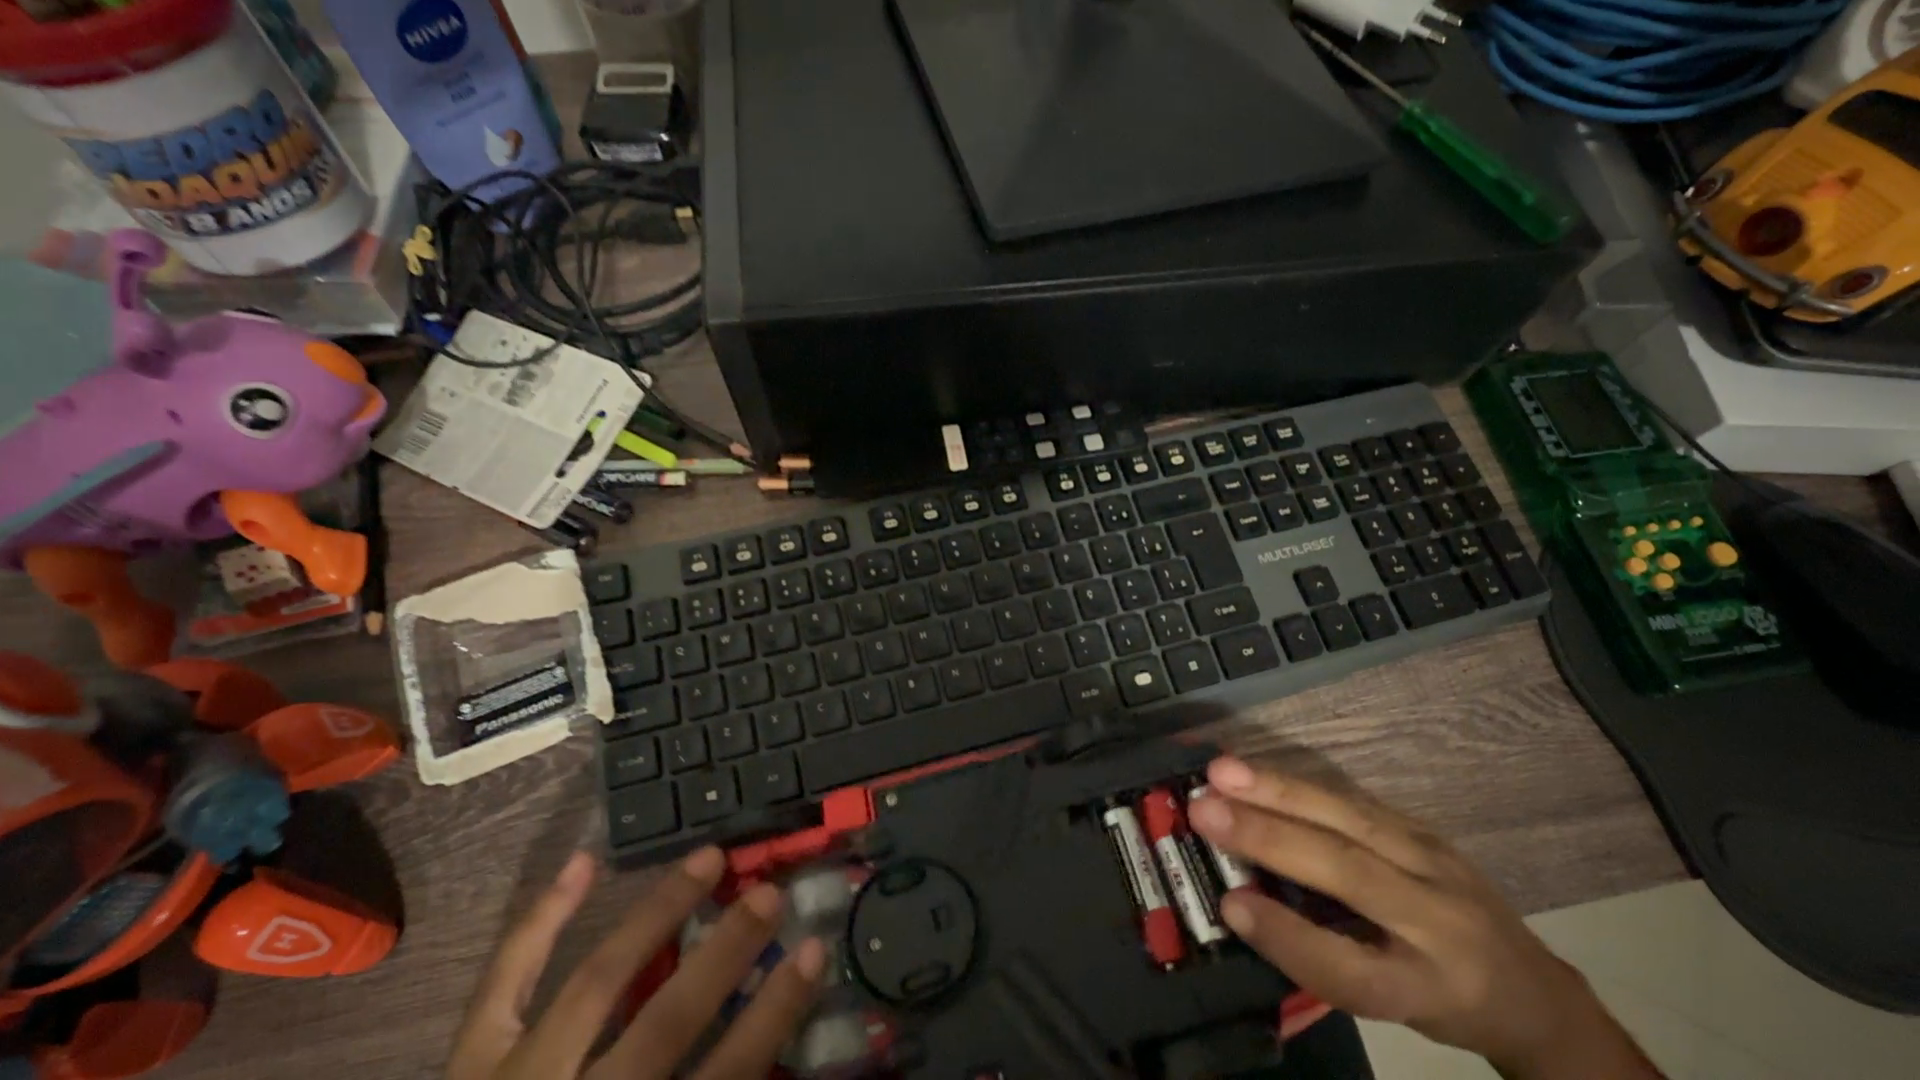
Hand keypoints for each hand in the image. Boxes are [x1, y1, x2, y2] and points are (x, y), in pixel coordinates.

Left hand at [446, 848, 825, 1079]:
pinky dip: (541, 921)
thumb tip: (760, 1061)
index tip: (814, 953)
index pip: (725, 1075)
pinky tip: (581, 863)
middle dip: (723, 955)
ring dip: (656, 915)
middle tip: (768, 894)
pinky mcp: (470, 1061)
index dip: (774, 1014)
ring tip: (706, 859)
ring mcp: (517, 1077)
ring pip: (597, 983)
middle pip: (665, 1021)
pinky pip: (506, 981)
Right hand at [1189, 758, 1660, 1079]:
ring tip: (1222, 772)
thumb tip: (1238, 902)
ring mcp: (1438, 864)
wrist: (1531, 988)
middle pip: (1349, 870)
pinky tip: (1261, 772)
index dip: (1287, 933)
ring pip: (1352, 819)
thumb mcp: (1384, 1006)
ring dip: (1279, 791)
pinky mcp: (1427, 831)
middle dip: (1269, 836)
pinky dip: (1301, 785)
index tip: (1228, 902)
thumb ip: (1317, 959)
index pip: (1350, 967)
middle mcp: (1438, 921)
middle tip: (1204, 809)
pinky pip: (1357, 803)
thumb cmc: (1439, 1002)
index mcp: (1424, 986)